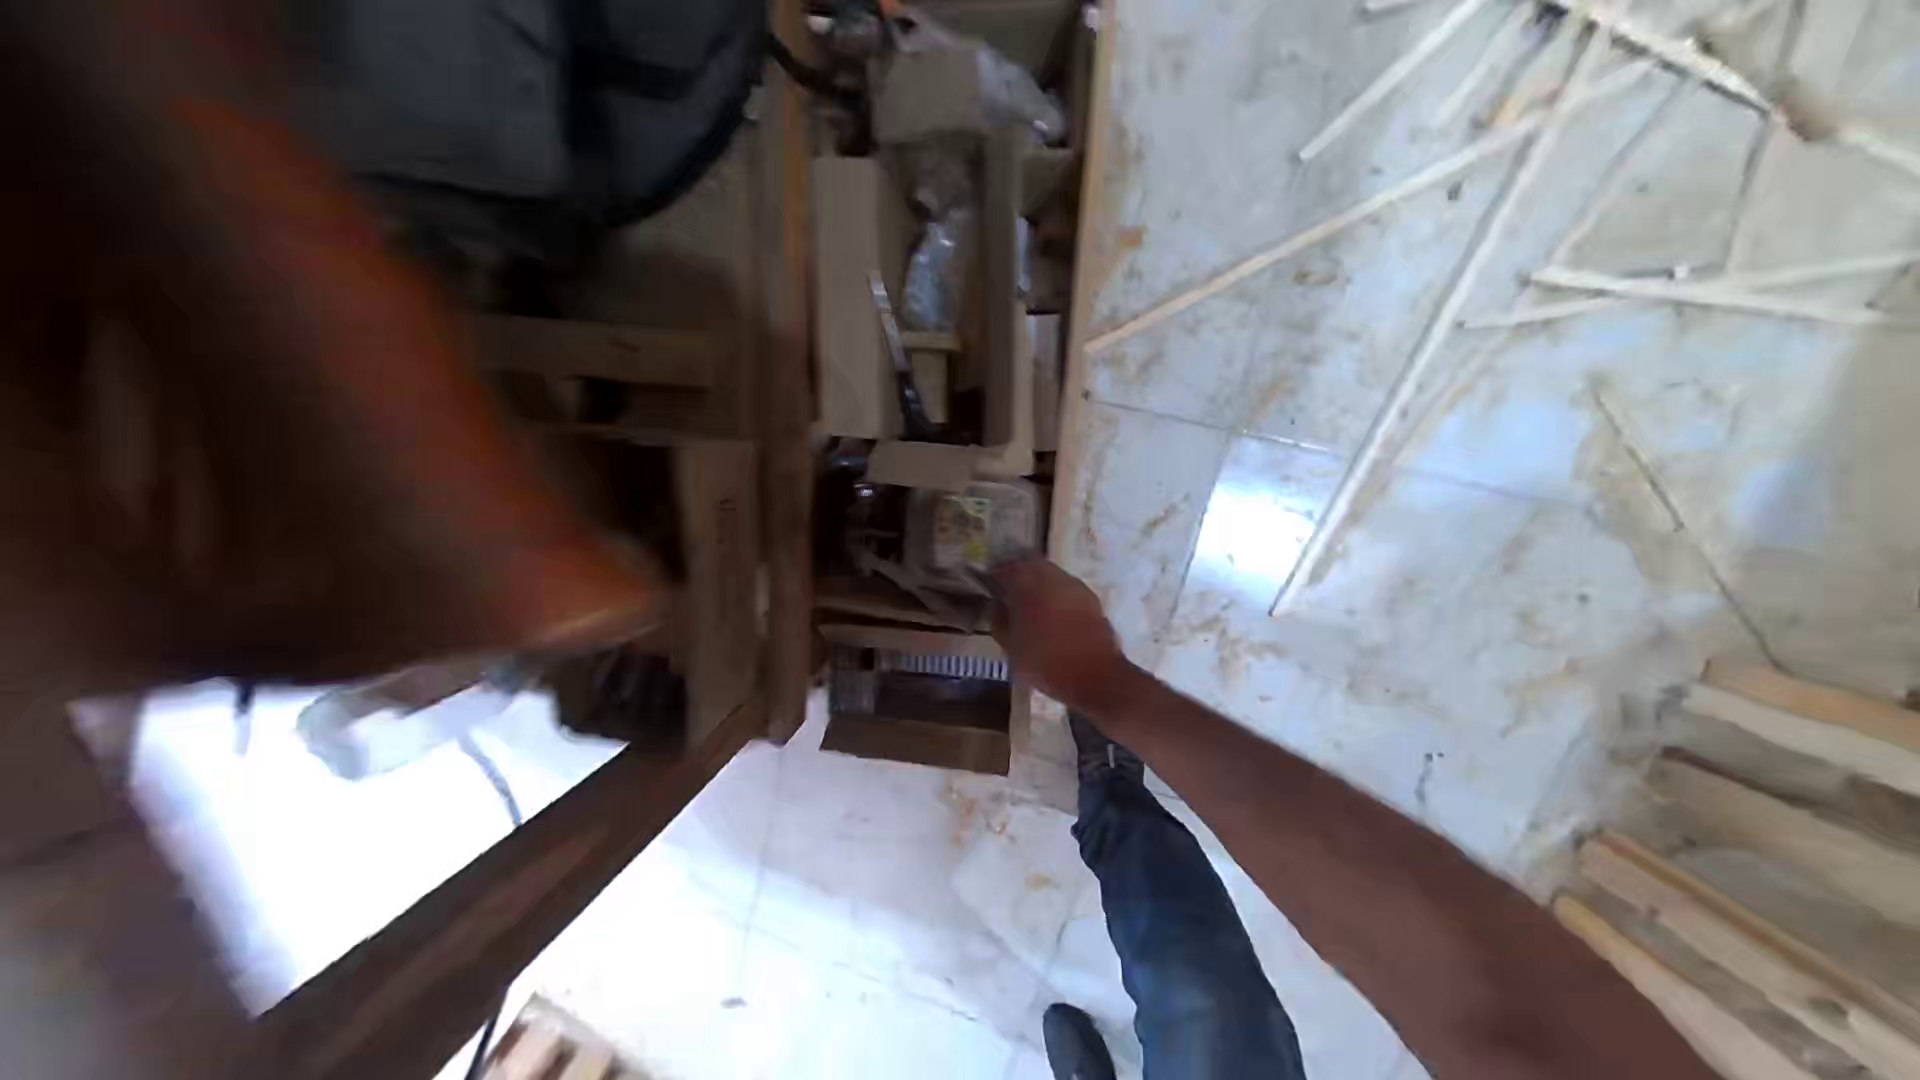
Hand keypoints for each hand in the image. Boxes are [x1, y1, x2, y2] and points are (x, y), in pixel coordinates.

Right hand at [988, 555, 1134, 708]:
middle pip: (1028, 562)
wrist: (1096, 676)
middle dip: (1016, 571)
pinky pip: (1065, 586)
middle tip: (1008, 588)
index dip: (993, 574)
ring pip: (1049, 572)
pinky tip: (1051, 611)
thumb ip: (999, 621)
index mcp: (1026, 585)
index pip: (1003, 568)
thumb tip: (996, 605)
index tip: (987, 583)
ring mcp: (1074, 585)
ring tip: (1029, 601)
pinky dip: (1055, 592)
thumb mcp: (1011, 647)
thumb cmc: (1046, 663)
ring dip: (1037, 580)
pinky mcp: (1091, 597)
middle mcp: (1051, 577)